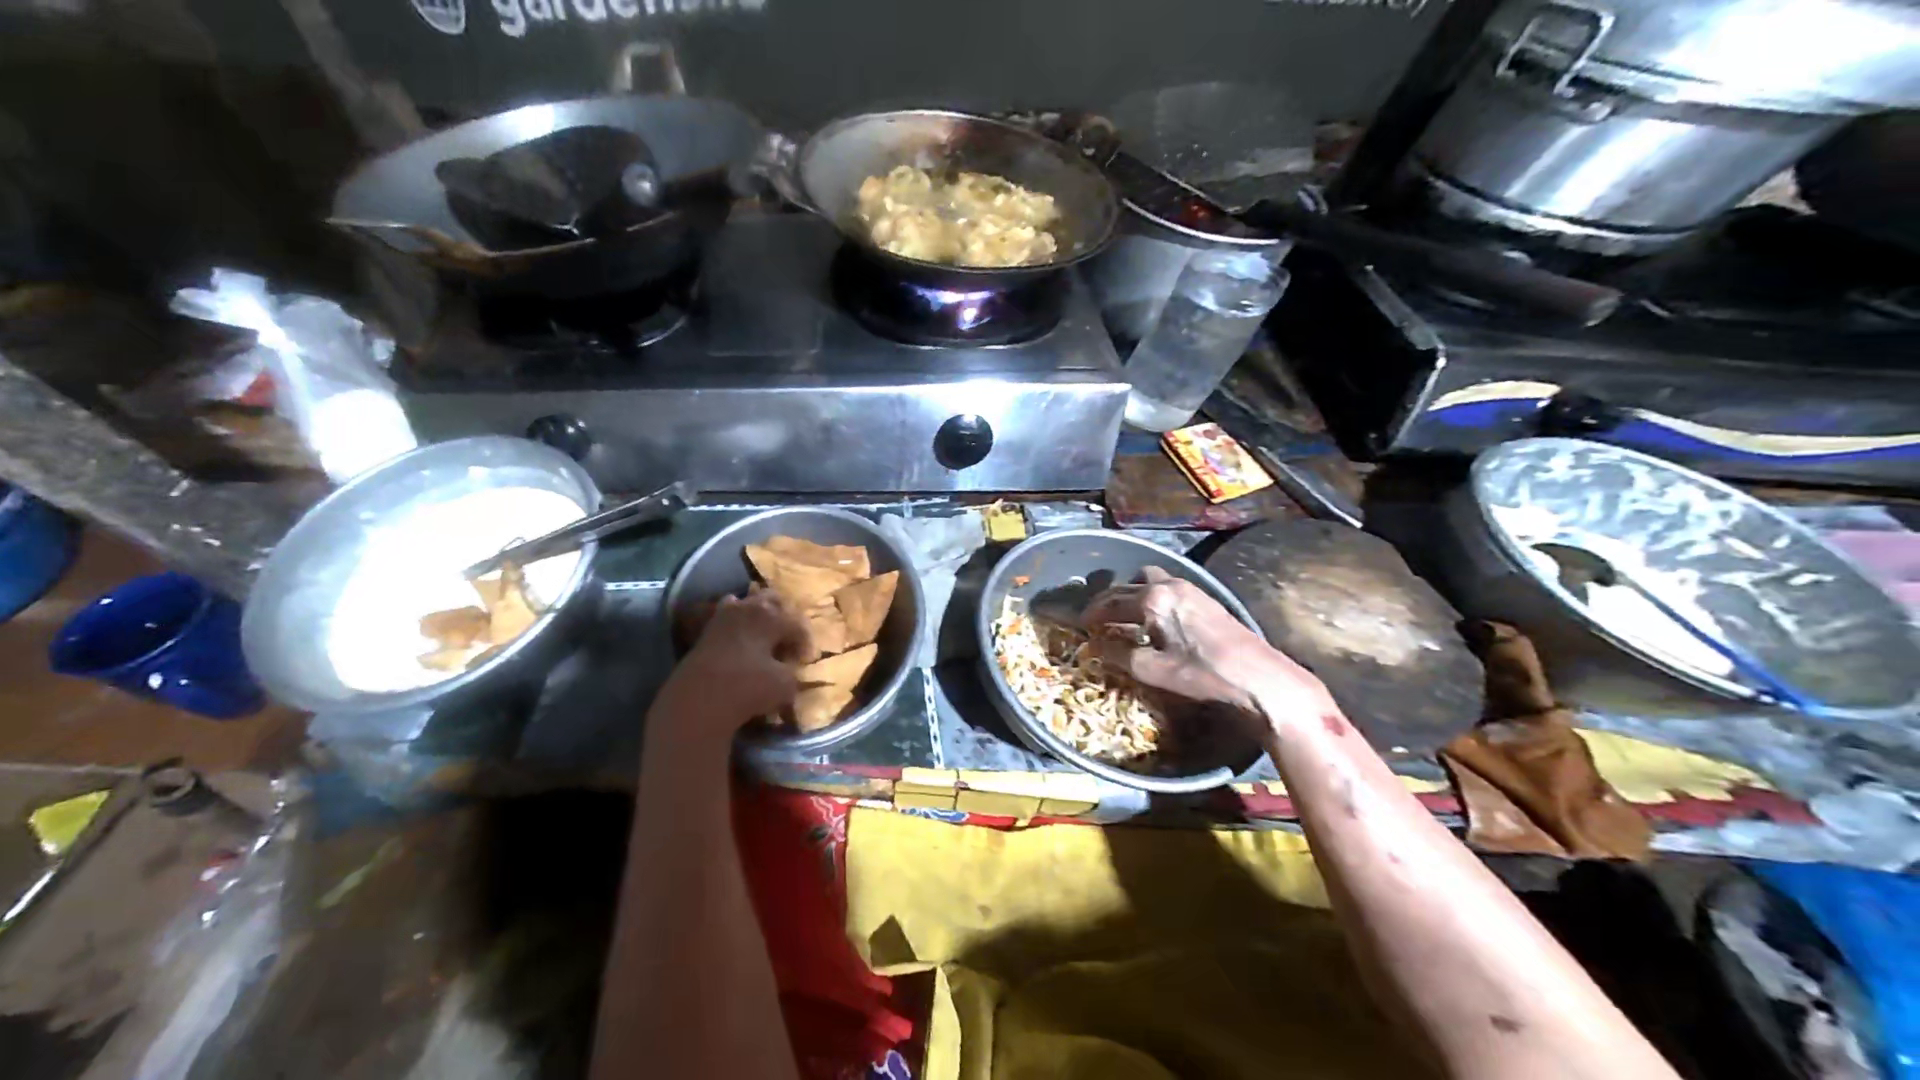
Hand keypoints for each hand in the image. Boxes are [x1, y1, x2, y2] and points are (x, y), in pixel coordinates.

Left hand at [653, 591, 808, 740]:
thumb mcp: (785, 684)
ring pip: (749, 603)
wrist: (696, 700)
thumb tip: (790, 667)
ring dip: (761, 615)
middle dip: (785, 617)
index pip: (798, 623)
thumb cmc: (747, 688)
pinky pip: (729, 616)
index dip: (806, 643)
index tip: (806, 661)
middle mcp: (749, 607)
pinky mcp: (707, 629)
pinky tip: (742, 641)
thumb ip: (793, 671)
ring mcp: (724, 616)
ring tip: (767, 637)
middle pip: (774, 601)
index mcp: (772, 616)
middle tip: (790, 641)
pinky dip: (739, 622)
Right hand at [1083, 566, 1332, 728]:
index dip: (1092, 615)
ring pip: (1148, 580)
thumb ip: (1119, 656)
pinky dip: (1151, 596)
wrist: (1261, 680)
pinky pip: (1167, 586)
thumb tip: (1095, 649)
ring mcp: (1190, 589)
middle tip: (1097, 620)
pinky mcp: (1206, 598)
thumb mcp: (1153, 671)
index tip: (1080, 626)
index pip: (1110, 602)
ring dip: (1132, 593)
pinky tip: (1153, 619)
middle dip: (1109, 602)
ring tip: (1124, 616)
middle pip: (1127, 586)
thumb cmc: (1204, 675)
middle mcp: (1169, 585)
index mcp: (1152, 600)